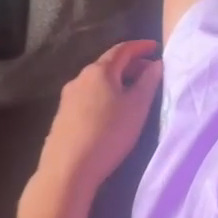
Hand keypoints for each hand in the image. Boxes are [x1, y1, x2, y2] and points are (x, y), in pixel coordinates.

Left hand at [37, 39, 162, 192]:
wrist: (67, 171)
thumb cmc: (108, 133)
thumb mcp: (137, 106)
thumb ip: (149, 81)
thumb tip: (156, 64)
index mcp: (100, 71)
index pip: (123, 49)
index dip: (141, 46)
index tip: (156, 47)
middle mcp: (80, 78)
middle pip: (109, 64)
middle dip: (131, 65)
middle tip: (150, 74)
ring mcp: (67, 98)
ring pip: (97, 81)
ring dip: (117, 82)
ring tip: (132, 93)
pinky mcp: (62, 116)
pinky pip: (88, 96)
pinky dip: (104, 95)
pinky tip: (110, 112)